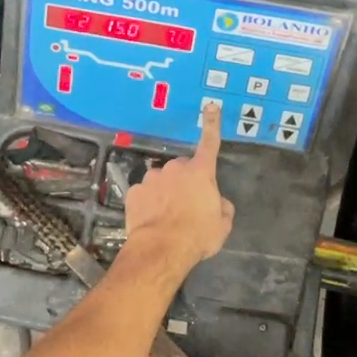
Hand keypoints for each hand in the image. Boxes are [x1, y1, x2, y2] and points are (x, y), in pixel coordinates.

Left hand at [121, 102, 234, 276]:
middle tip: (188, 207)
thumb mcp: (222, 224)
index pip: (210, 143)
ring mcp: (152, 178)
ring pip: (161, 181)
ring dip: (165, 192)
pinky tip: (151, 220)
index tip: (211, 106)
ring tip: (167, 217)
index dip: (212, 124)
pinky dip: (148, 204)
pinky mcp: (134, 192)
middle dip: (185, 182)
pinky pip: (144, 194)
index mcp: (200, 172)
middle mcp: (175, 168)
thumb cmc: (197, 235)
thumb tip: (217, 201)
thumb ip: (222, 207)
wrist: (161, 249)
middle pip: (183, 170)